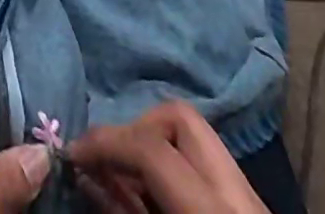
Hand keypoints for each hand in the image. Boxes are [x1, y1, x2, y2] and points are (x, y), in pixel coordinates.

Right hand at [67, 102, 270, 213]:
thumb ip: (122, 213)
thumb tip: (88, 177)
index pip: (152, 148)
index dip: (104, 143)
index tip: (72, 155)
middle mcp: (239, 194)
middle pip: (180, 119)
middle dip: (135, 129)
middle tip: (106, 161)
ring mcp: (251, 199)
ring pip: (194, 139)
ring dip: (152, 146)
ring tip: (122, 179)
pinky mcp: (252, 209)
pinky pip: (205, 168)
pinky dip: (172, 170)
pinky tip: (149, 198)